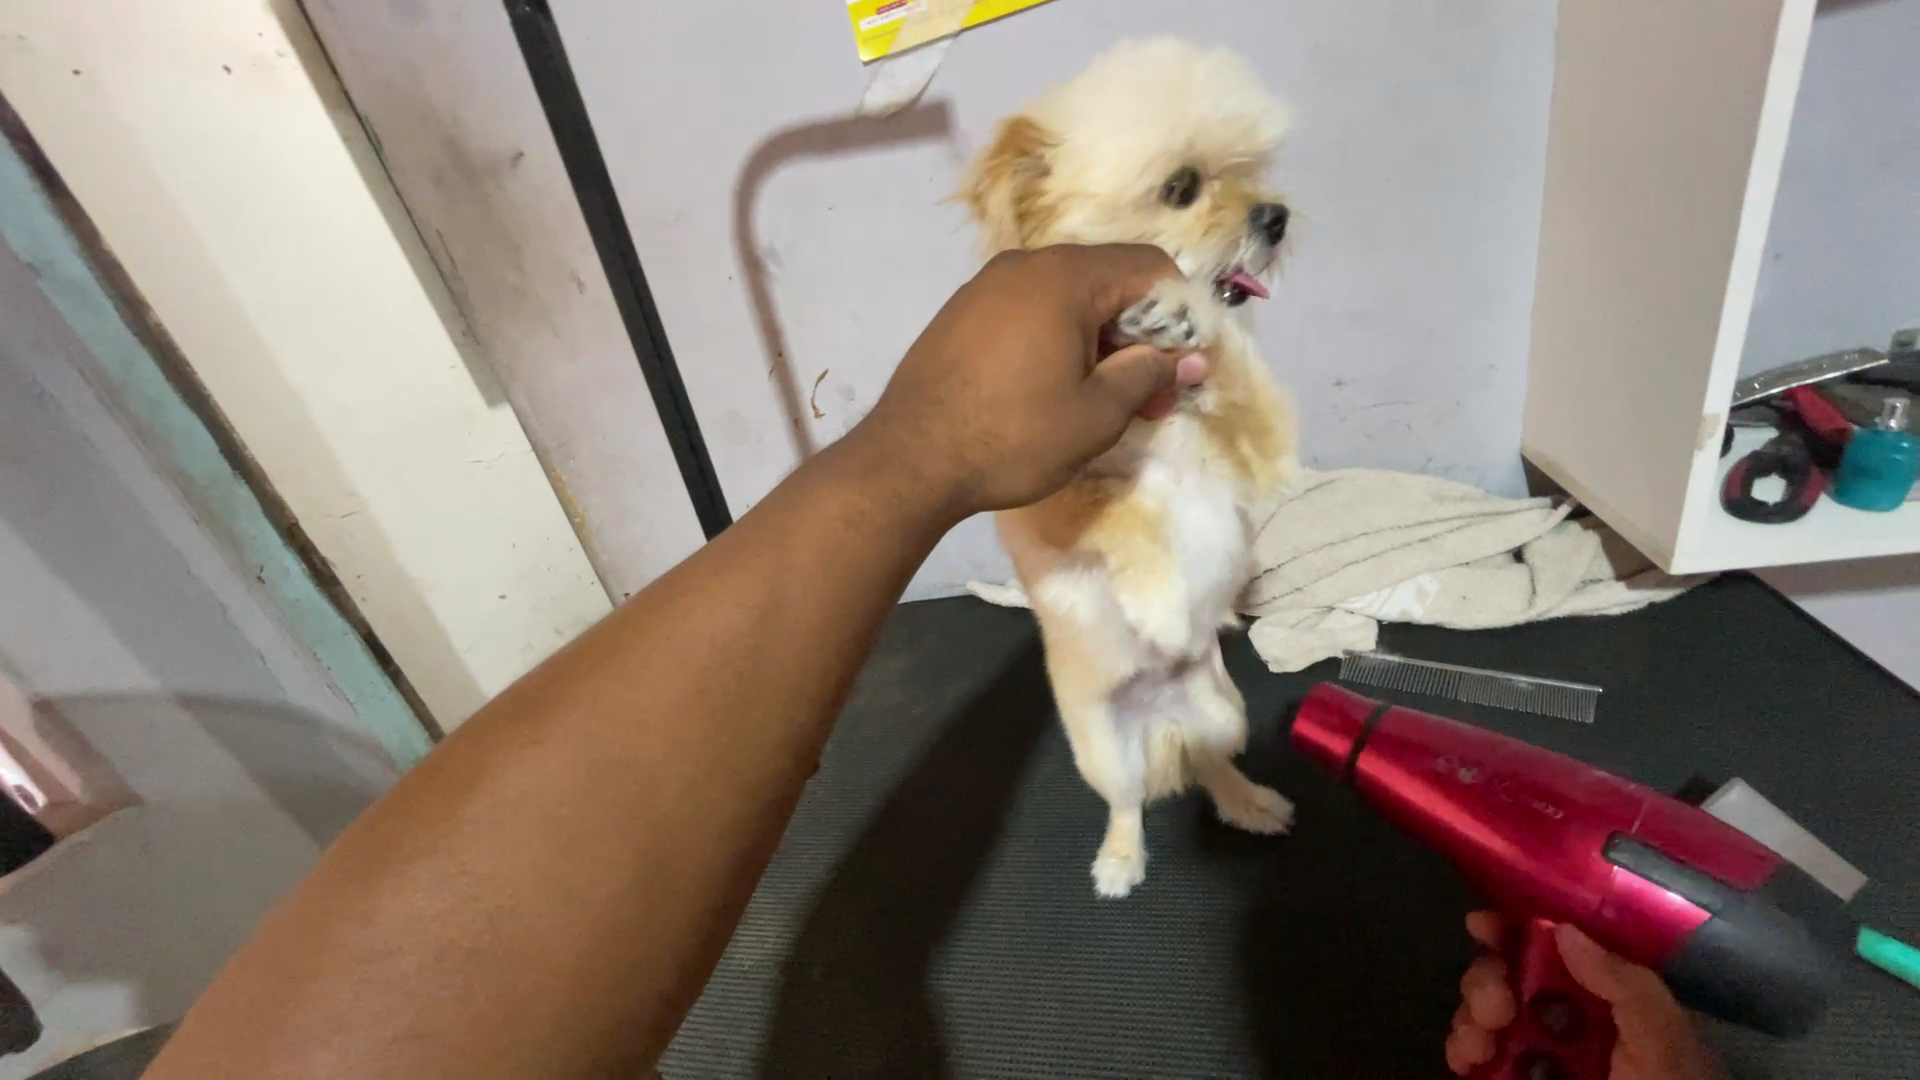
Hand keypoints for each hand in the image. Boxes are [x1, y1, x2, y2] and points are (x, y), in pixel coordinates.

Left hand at [851, 244, 1208, 518]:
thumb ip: (1149, 374)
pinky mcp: (961, 318)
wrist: (908, 461)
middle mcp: (1024, 266)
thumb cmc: (1011, 438)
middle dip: (1140, 338)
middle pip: (1107, 284)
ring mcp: (985, 289)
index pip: (1150, 270)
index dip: (1182, 317)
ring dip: (1099, 346)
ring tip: (1104, 403)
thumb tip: (1190, 356)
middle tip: (1150, 398)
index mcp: (1065, 277)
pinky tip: (1054, 392)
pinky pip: (1027, 317)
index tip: (1184, 368)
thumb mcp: (1095, 414)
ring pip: (1066, 303)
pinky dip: (1056, 345)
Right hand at [1448, 912, 1724, 1079]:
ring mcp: (1540, 1053)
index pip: (1555, 945)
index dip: (1515, 927)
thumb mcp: (1665, 1054)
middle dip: (1487, 979)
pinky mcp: (1512, 1075)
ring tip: (1479, 1043)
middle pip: (1508, 972)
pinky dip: (1462, 1047)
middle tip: (1494, 1007)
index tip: (1482, 926)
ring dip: (1472, 1017)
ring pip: (1485, 1008)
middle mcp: (1570, 1020)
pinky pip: (1473, 1050)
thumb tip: (1564, 930)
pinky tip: (1466, 1057)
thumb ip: (1630, 990)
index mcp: (1609, 1003)